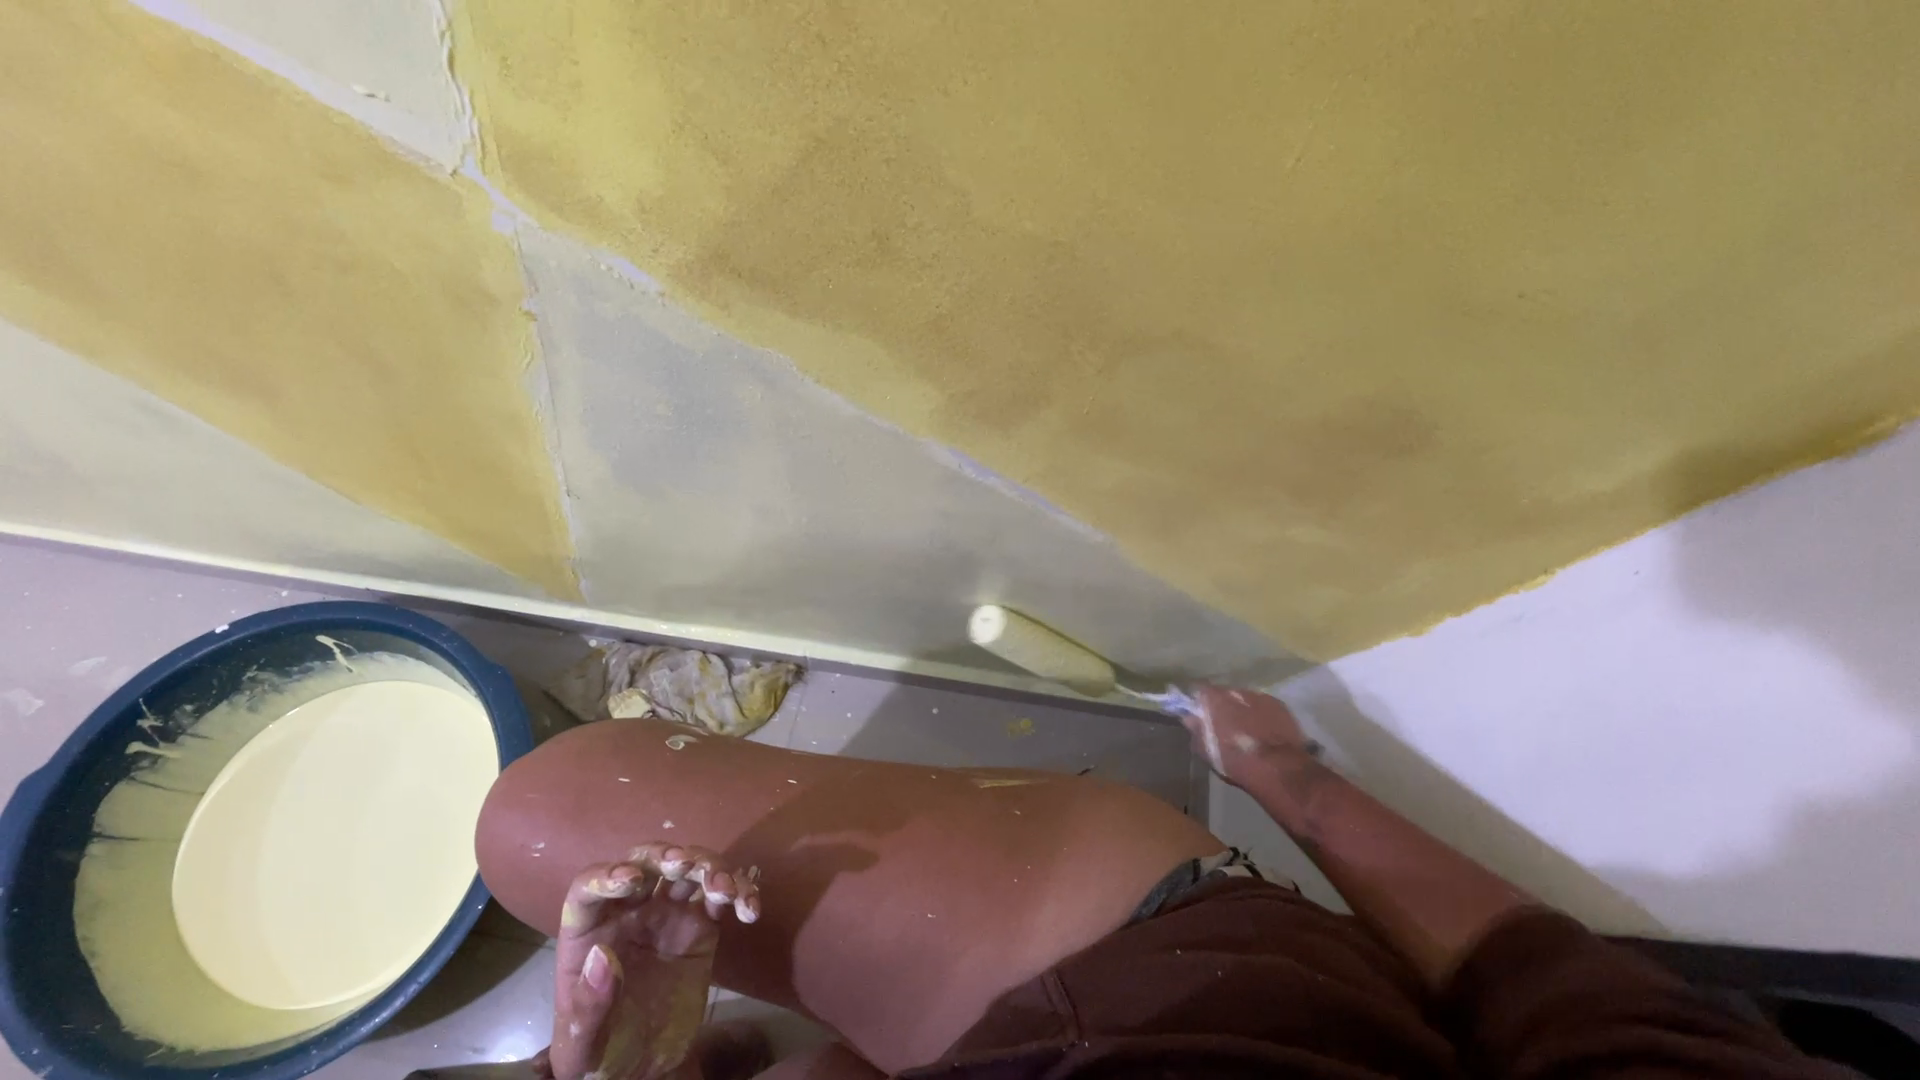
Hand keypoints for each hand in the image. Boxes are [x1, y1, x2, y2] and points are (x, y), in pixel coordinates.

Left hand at [542, 844, 760, 1079]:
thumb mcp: (581, 1047)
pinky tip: (750, 910)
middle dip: (666, 856)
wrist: (645, 1067)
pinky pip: (722, 897)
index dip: (607, 875)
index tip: (631, 880)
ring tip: (726, 890)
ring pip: (689, 870)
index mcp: (590, 931)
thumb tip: (602, 956)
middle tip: (685, 864)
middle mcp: (629, 911)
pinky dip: (740, 892)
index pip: (587, 888)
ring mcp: (669, 914)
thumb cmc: (600, 1054)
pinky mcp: (703, 926)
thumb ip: (588, 1007)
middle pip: (645, 863)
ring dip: (709, 867)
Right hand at [1182, 686, 1312, 787]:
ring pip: (1245, 699)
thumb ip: (1196, 731)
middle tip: (1221, 723)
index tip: (1197, 711)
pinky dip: (1260, 714)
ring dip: (1242, 709)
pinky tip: (1264, 730)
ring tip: (1245, 728)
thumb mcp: (1207, 752)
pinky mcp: (1280, 705)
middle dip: (1221, 705)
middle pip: (1224, 693)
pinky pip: (1263, 706)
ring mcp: (1260, 696)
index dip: (1197, 701)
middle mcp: (1236, 691)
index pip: (1199, 690)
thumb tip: (1190, 719)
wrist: (1281, 769)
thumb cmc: (1237, 762)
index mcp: (1215, 700)